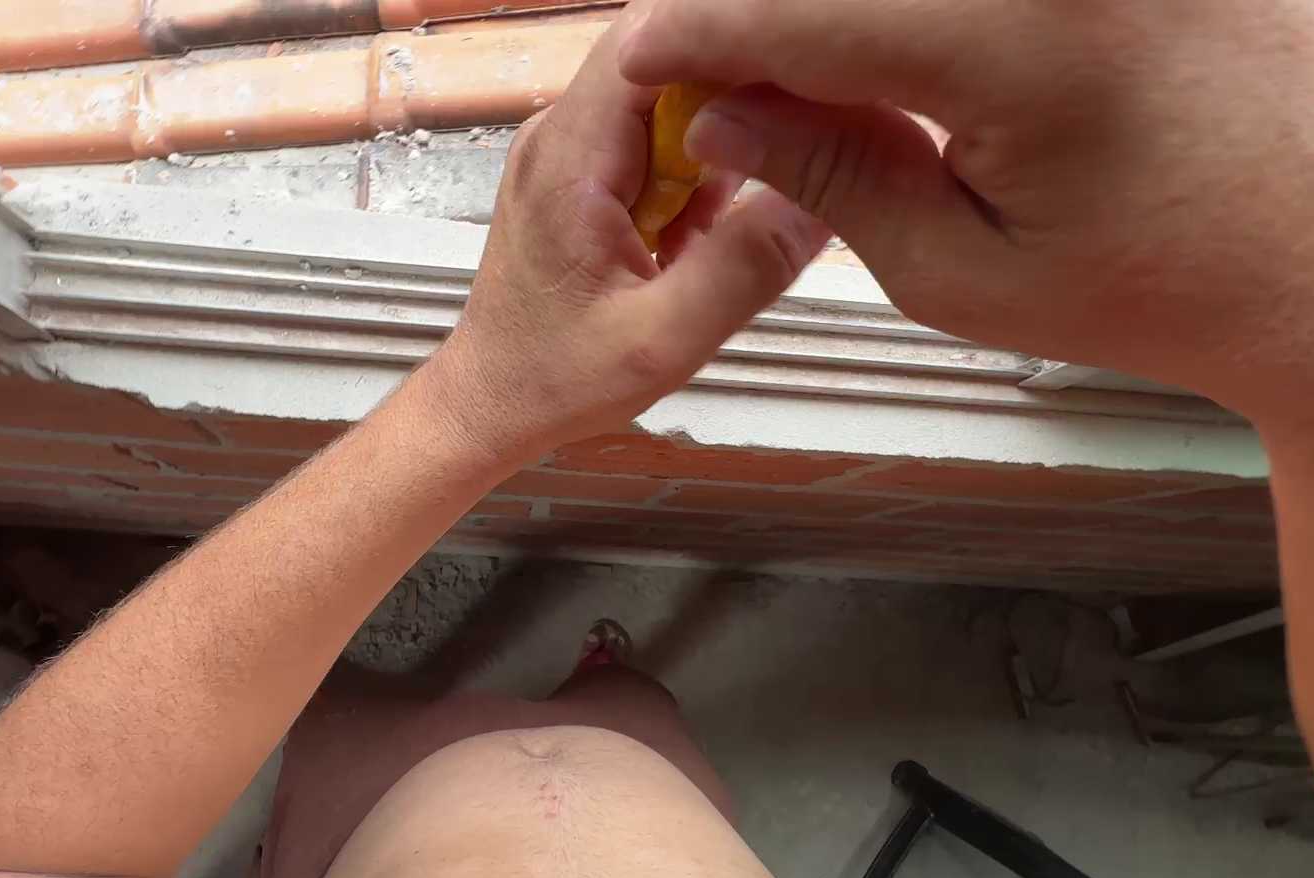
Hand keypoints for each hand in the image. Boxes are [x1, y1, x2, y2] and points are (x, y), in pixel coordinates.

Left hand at [417, 10, 831, 464]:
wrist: (493, 403)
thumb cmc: (551, 380)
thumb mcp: (661, 340)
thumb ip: (743, 267)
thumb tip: (820, 198)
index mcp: (572, 157)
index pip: (664, 31)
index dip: (739, 47)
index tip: (794, 98)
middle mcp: (562, 139)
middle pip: (674, 62)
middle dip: (736, 112)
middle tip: (763, 187)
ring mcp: (569, 158)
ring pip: (669, 108)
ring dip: (712, 159)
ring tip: (705, 238)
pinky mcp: (579, 186)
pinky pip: (652, 153)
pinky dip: (686, 190)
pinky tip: (683, 248)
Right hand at [619, 0, 1313, 422]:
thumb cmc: (1164, 287)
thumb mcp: (961, 269)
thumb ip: (834, 173)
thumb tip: (725, 118)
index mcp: (1029, 38)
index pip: (810, 13)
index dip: (707, 28)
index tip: (641, 44)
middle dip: (763, 7)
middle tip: (718, 70)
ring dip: (842, 11)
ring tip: (798, 71)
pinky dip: (915, 10)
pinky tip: (885, 51)